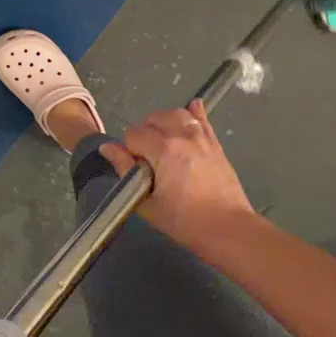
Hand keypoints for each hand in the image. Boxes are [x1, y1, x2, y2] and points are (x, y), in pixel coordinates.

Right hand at [115, 99, 255, 234]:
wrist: (228, 229)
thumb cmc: (184, 220)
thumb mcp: (146, 201)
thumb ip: (125, 170)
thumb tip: (107, 148)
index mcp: (164, 150)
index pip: (133, 134)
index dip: (129, 150)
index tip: (136, 170)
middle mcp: (183, 137)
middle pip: (154, 118)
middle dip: (144, 134)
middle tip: (147, 159)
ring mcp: (202, 139)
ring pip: (177, 114)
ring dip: (165, 122)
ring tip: (161, 140)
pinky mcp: (216, 145)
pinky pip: (204, 120)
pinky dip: (196, 112)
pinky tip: (193, 107)